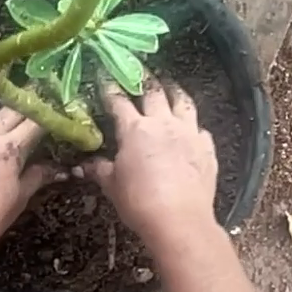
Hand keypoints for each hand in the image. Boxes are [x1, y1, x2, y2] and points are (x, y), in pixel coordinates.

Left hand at [0, 80, 60, 255]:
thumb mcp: (17, 200)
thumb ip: (37, 178)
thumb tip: (58, 169)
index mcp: (11, 150)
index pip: (36, 123)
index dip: (50, 111)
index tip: (59, 102)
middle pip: (12, 109)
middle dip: (28, 97)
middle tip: (40, 85)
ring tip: (7, 82)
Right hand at [79, 79, 217, 252]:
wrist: (179, 220)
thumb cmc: (140, 202)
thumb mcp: (112, 186)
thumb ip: (100, 170)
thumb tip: (85, 165)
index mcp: (135, 129)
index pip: (119, 101)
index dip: (109, 88)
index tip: (104, 76)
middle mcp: (163, 124)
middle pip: (154, 91)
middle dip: (144, 78)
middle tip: (139, 70)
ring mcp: (189, 133)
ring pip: (183, 102)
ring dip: (175, 91)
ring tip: (170, 85)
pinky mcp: (207, 149)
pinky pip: (201, 128)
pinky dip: (194, 125)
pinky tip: (192, 128)